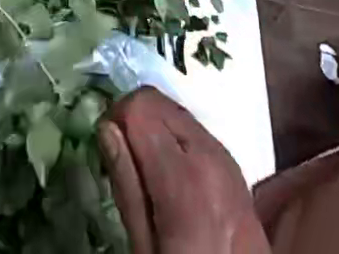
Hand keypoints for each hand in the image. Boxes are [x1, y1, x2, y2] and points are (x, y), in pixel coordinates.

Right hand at [97, 89, 268, 253]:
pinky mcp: (232, 159)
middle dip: (132, 118)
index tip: (107, 152)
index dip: (116, 121)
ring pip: (174, 108)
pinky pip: (192, 127)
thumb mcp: (145, 247)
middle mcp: (208, 153)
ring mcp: (224, 153)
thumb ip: (126, 185)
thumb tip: (106, 128)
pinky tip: (169, 171)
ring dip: (153, 126)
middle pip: (156, 100)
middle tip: (122, 158)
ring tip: (145, 169)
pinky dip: (172, 135)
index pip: (140, 107)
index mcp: (184, 178)